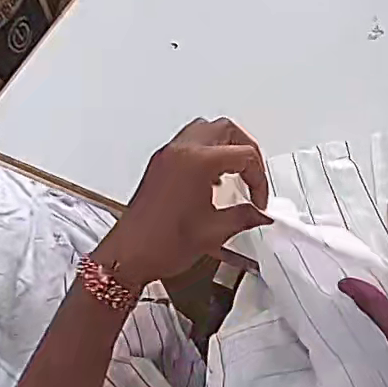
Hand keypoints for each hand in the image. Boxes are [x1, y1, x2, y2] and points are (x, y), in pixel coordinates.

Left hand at [91, 118, 271, 287]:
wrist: (128, 257)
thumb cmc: (160, 244)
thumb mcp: (215, 231)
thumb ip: (245, 217)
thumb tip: (259, 214)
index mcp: (198, 162)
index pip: (244, 154)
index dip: (259, 178)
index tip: (259, 200)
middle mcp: (181, 151)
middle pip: (226, 130)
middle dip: (248, 150)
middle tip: (255, 174)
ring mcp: (168, 156)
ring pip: (206, 130)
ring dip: (226, 146)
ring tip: (237, 172)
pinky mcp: (160, 165)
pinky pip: (189, 142)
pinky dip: (207, 153)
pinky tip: (213, 179)